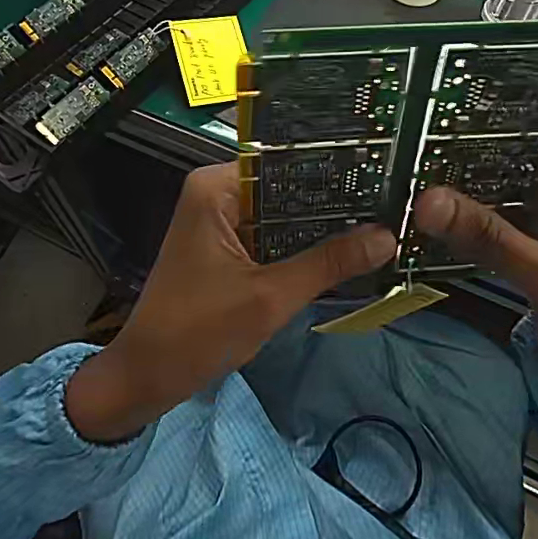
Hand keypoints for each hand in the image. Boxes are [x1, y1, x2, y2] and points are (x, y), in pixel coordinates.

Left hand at [65, 164, 396, 441]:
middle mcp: (217, 192)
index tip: (381, 178)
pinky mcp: (226, 245)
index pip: (285, 162)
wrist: (147, 376)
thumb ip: (328, 263)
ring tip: (379, 226)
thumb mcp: (270, 297)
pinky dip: (301, 247)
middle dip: (333, 203)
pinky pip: (272, 236)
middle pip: (287, 187)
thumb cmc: (199, 330)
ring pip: (283, 214)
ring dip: (321, 228)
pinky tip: (343, 253)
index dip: (333, 170)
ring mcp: (220, 219)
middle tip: (390, 207)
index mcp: (217, 188)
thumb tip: (386, 236)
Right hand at [413, 115, 537, 404]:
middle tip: (427, 136)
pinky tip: (438, 206)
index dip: (515, 113)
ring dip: (473, 182)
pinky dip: (475, 214)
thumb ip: (494, 240)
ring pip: (511, 184)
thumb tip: (432, 203)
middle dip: (482, 148)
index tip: (461, 108)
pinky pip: (504, 216)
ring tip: (422, 165)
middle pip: (530, 153)